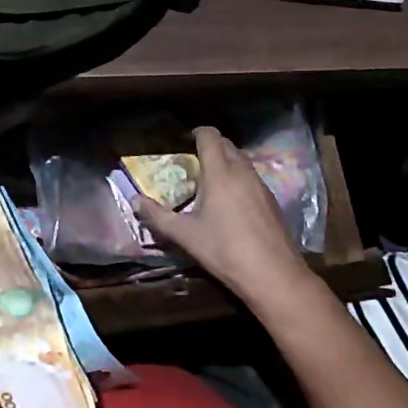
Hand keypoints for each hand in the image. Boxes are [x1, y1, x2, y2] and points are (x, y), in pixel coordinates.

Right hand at [134, 127, 310, 302]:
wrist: (273, 275)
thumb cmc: (224, 250)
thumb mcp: (184, 234)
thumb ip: (157, 216)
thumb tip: (134, 200)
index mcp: (220, 173)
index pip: (210, 136)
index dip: (197, 132)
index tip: (184, 140)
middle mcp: (242, 172)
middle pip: (227, 144)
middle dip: (210, 145)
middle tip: (192, 159)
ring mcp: (261, 185)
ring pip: (242, 160)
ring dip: (226, 160)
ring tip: (210, 178)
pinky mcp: (272, 200)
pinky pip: (252, 176)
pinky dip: (239, 177)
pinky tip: (230, 200)